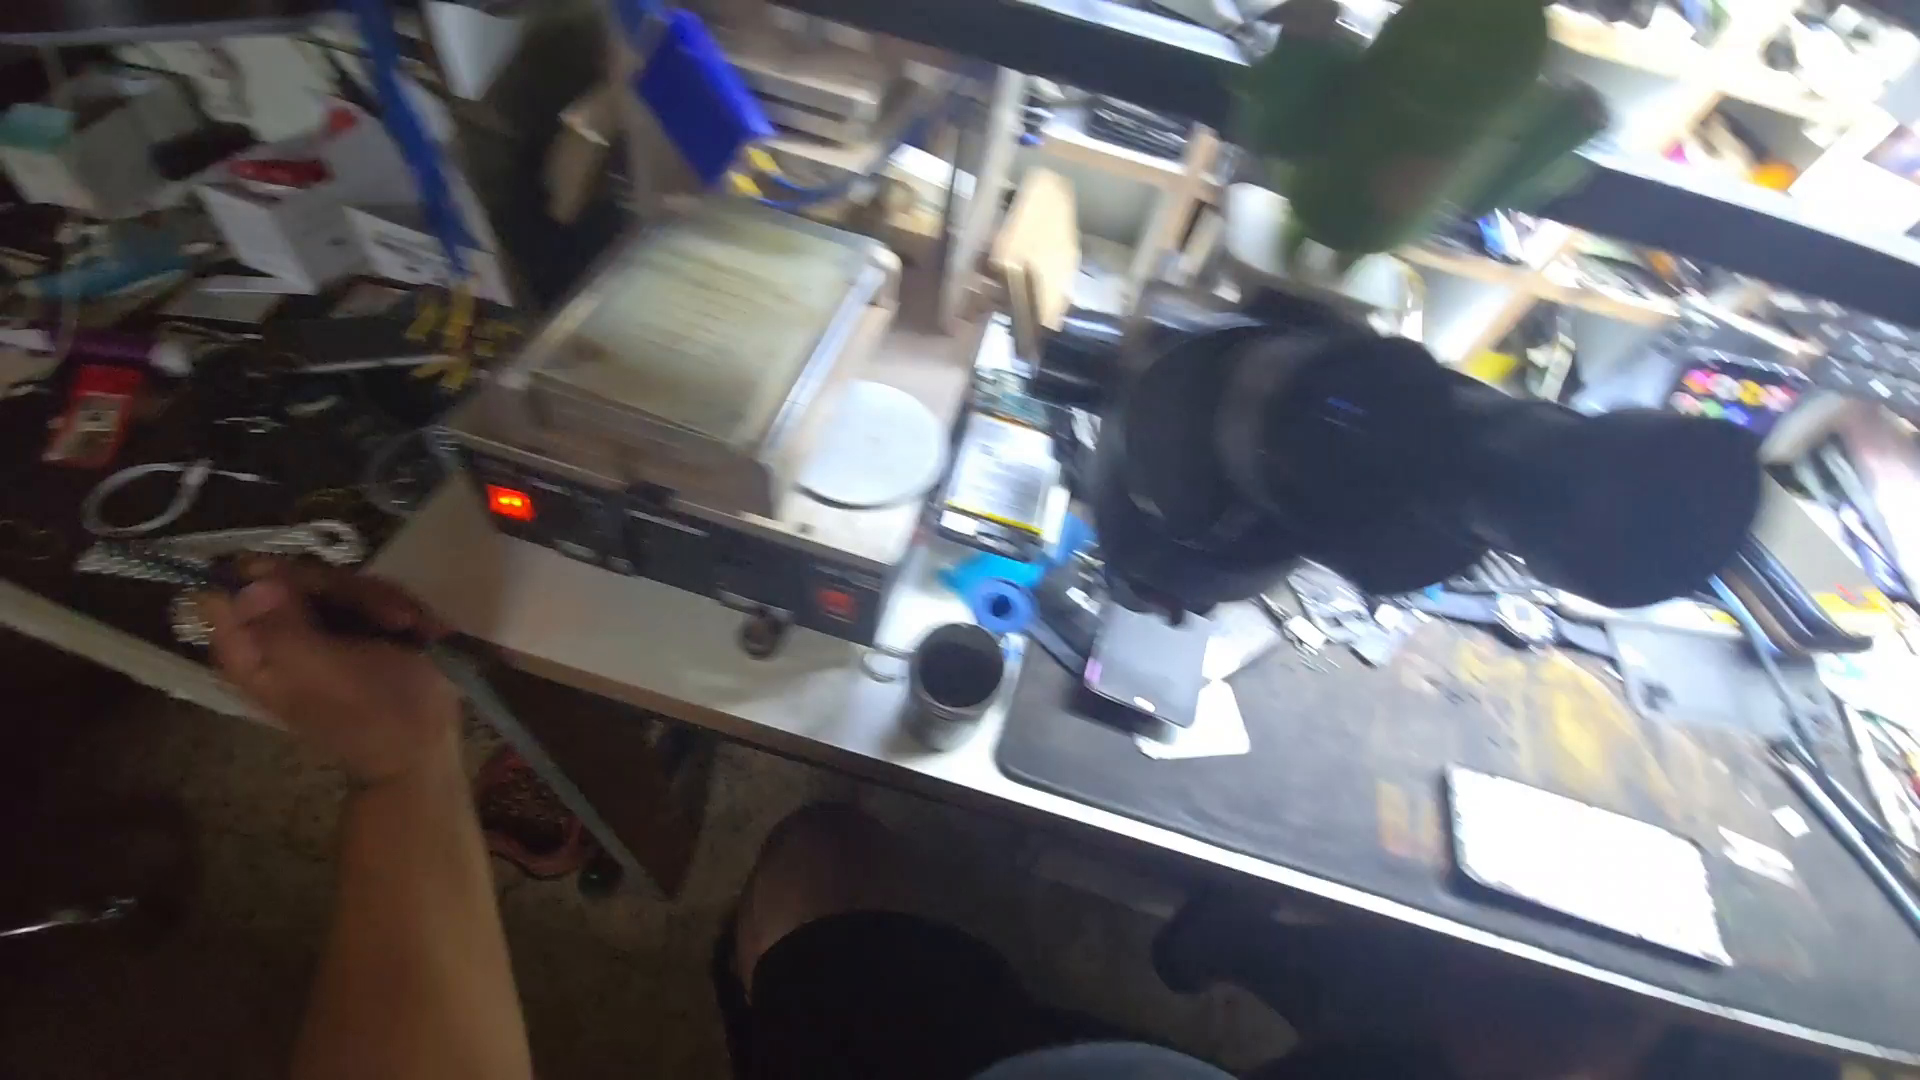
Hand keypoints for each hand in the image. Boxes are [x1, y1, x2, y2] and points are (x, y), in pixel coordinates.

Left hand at [199, 557, 460, 785]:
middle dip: (344, 590)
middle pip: (291, 580)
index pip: (227, 593)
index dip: (264, 577)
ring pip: (338, 586)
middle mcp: (281, 638)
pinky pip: (370, 599)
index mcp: (252, 653)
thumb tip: (251, 578)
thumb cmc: (377, 712)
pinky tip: (417, 628)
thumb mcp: (327, 671)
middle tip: (387, 613)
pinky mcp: (361, 633)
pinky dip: (397, 608)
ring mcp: (323, 634)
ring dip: (381, 600)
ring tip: (409, 626)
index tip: (310, 582)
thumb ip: (282, 628)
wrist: (426, 743)